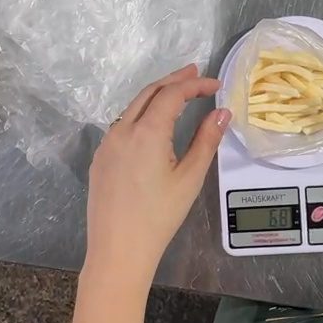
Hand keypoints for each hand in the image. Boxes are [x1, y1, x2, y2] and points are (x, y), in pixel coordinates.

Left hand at [85, 65, 230, 280]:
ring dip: (156, 96)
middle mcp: (122, 130)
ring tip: (178, 93)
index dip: (195, 84)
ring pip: (133, 107)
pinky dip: (142, 114)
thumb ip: (206, 140)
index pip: (172, 94)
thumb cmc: (159, 217)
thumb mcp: (189, 178)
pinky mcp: (100, 159)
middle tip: (195, 73)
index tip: (215, 85)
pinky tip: (153, 124)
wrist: (118, 249)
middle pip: (149, 92)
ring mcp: (107, 144)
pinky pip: (122, 125)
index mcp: (146, 132)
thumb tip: (222, 113)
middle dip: (174, 80)